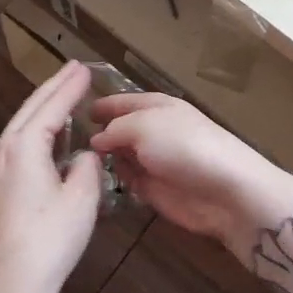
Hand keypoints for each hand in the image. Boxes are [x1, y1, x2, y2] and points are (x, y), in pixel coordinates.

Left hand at [0, 61, 102, 292]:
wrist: (10, 290)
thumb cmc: (50, 241)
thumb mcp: (82, 199)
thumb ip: (87, 167)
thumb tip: (84, 156)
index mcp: (23, 147)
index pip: (51, 107)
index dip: (70, 87)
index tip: (85, 68)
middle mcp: (1, 151)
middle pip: (30, 109)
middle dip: (53, 88)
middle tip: (74, 69)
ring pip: (19, 126)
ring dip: (42, 108)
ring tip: (63, 93)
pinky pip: (14, 145)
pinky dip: (33, 129)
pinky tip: (45, 134)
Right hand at [89, 93, 283, 248]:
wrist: (225, 191)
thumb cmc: (184, 147)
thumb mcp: (144, 126)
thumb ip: (115, 129)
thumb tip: (97, 139)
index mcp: (156, 106)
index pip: (124, 101)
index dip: (103, 105)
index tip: (78, 110)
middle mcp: (155, 130)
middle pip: (119, 129)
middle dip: (98, 135)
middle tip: (67, 144)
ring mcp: (155, 161)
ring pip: (121, 156)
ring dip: (104, 160)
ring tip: (75, 165)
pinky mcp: (155, 190)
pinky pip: (128, 181)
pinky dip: (115, 181)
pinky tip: (93, 184)